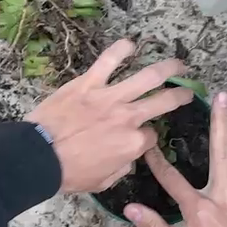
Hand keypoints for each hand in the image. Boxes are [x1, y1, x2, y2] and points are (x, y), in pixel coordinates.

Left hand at [25, 39, 195, 193]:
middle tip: (188, 90)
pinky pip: (108, 61)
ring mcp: (109, 97)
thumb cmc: (69, 174)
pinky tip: (130, 44)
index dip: (146, 138)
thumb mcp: (103, 182)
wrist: (38, 157)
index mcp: (131, 144)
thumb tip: (126, 158)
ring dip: (167, 68)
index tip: (140, 138)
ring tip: (178, 63)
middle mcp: (128, 117)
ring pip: (147, 76)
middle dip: (180, 95)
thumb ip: (121, 168)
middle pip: (163, 101)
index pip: (150, 137)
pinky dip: (120, 50)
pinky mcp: (88, 83)